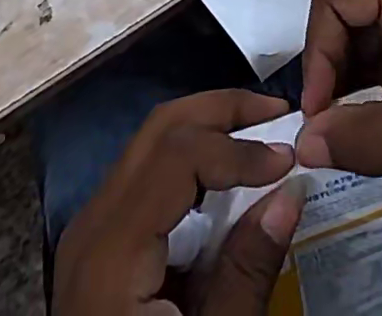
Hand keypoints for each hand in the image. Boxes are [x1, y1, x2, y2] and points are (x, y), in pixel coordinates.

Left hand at [54, 90, 303, 315]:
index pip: (176, 156)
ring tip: (259, 132)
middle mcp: (94, 219)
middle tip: (276, 112)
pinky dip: (190, 160)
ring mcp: (92, 225)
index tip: (288, 161)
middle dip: (219, 110)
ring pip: (150, 144)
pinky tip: (226, 172)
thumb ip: (245, 272)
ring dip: (206, 127)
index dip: (236, 148)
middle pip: (157, 130)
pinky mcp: (102, 236)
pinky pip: (147, 175)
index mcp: (112, 247)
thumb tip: (289, 195)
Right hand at [297, 0, 381, 257]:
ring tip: (346, 139)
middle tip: (327, 133)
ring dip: (350, 90)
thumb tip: (301, 146)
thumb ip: (365, 137)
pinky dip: (373, 97)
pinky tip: (375, 132)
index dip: (316, 54)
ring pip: (361, 47)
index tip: (317, 114)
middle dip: (331, 75)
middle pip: (342, 23)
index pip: (332, 3)